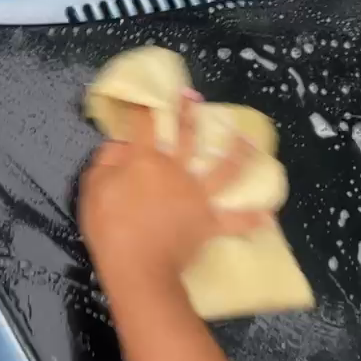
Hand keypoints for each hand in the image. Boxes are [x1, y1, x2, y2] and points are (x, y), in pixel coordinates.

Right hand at [78, 90, 271, 294]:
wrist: (137, 267)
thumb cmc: (109, 225)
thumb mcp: (93, 186)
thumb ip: (106, 161)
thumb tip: (120, 146)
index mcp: (146, 160)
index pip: (144, 126)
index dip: (142, 107)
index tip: (143, 94)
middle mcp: (177, 171)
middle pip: (188, 136)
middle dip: (189, 112)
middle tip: (193, 96)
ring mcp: (198, 197)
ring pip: (225, 171)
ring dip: (239, 153)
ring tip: (249, 141)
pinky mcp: (210, 223)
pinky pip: (236, 220)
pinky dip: (253, 218)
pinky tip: (267, 214)